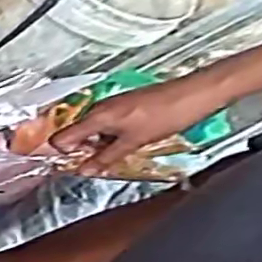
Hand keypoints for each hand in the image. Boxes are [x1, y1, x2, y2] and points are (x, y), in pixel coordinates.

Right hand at [49, 75, 225, 175]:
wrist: (202, 90)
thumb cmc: (169, 114)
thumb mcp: (134, 142)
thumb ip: (105, 158)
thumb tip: (84, 171)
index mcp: (95, 117)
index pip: (59, 139)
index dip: (66, 153)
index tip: (81, 161)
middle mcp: (98, 109)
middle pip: (75, 134)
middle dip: (84, 149)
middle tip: (102, 159)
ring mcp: (111, 104)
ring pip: (91, 129)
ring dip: (100, 142)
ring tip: (122, 148)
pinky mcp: (124, 103)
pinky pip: (106, 122)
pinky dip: (112, 133)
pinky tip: (131, 137)